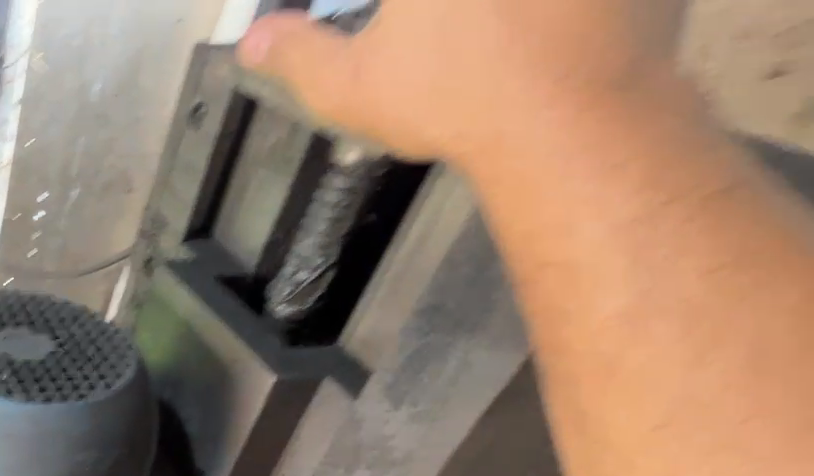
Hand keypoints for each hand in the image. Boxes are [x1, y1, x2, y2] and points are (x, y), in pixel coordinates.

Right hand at [237, 0, 692, 170]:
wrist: (571, 117)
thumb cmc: (448, 96)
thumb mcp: (347, 85)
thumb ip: (296, 54)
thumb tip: (251, 41)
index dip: (367, 9)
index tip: (381, 23)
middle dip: (416, 16)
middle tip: (414, 32)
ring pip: (491, 0)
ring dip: (475, 16)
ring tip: (470, 36)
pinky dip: (551, 12)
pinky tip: (529, 28)